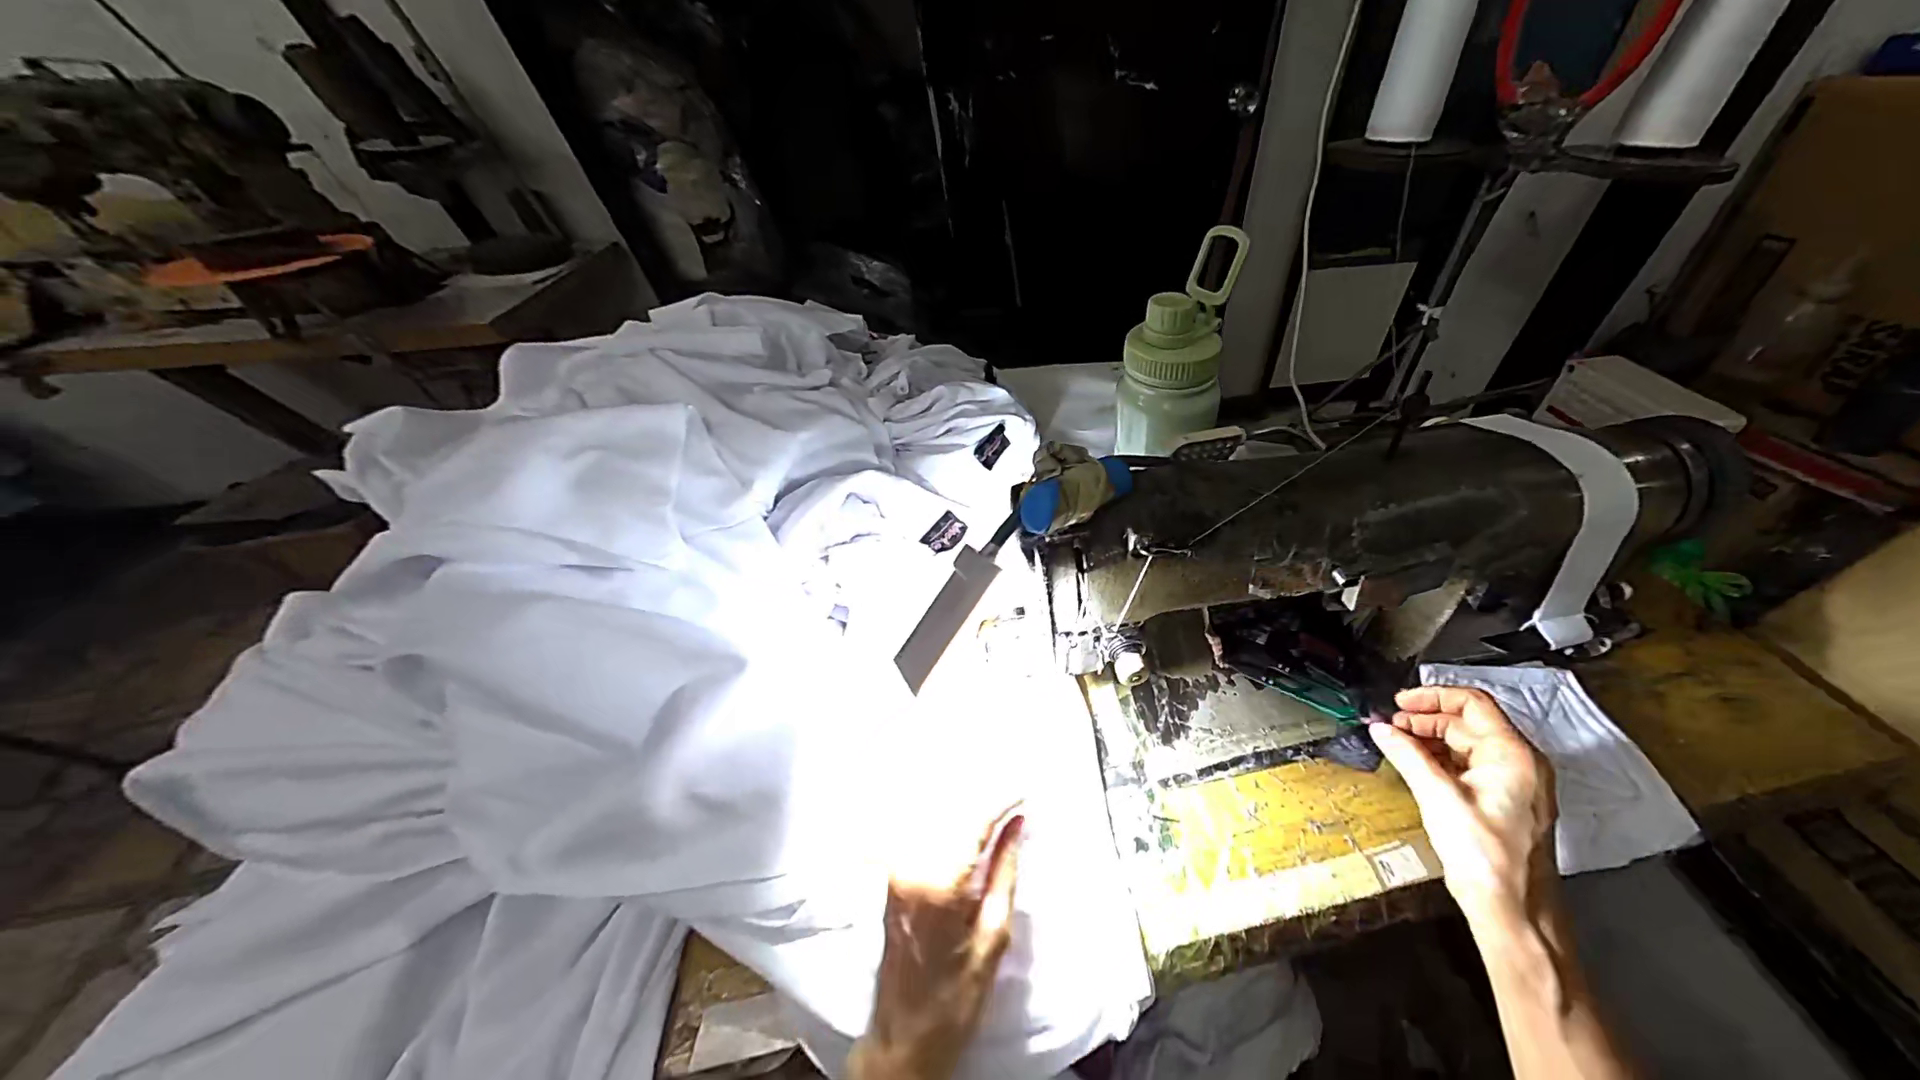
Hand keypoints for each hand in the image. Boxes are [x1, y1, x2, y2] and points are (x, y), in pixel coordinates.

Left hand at [849, 807, 1024, 1079]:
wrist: (905, 1033)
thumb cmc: (956, 996)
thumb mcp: (994, 935)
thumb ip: (1005, 871)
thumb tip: (1016, 824)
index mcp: (939, 882)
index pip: (973, 821)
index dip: (1000, 802)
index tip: (1021, 793)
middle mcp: (910, 866)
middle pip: (950, 811)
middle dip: (981, 801)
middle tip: (1011, 800)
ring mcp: (894, 869)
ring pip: (932, 816)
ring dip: (962, 809)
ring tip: (992, 813)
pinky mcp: (889, 875)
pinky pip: (919, 832)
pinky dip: (943, 824)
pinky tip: (963, 827)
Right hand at [1369, 686, 1556, 924]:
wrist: (1511, 909)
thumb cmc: (1486, 858)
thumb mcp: (1436, 796)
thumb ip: (1407, 754)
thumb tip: (1381, 729)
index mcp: (1514, 756)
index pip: (1473, 703)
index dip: (1432, 697)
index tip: (1400, 702)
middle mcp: (1521, 764)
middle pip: (1468, 722)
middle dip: (1425, 719)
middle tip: (1390, 726)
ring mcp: (1514, 783)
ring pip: (1466, 743)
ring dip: (1430, 738)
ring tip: (1397, 744)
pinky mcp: (1503, 799)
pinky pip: (1468, 764)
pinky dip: (1440, 758)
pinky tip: (1415, 764)